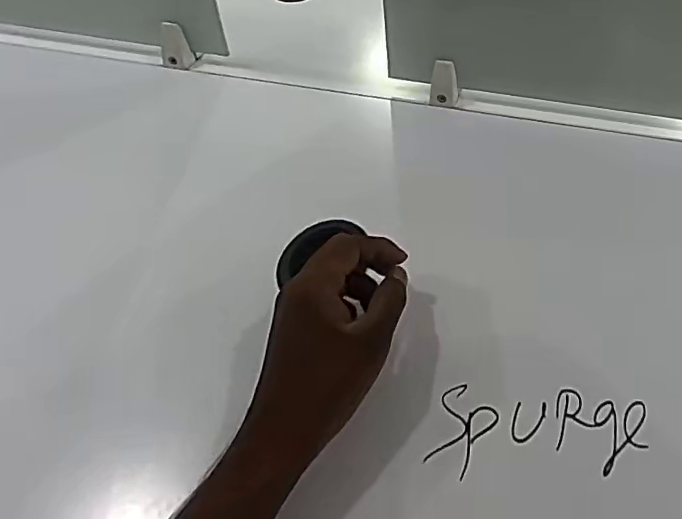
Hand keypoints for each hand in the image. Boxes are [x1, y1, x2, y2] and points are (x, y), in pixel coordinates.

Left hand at [237, 233, 409, 467]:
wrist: (282, 435)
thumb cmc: (324, 389)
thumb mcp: (372, 339)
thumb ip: (390, 299)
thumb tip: (395, 277)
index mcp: (312, 286)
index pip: (347, 245)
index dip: (379, 248)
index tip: (400, 261)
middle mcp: (297, 292)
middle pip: (337, 257)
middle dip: (370, 263)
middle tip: (394, 277)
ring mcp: (292, 311)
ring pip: (331, 278)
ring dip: (360, 284)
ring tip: (381, 308)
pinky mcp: (293, 329)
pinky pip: (323, 298)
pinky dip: (347, 300)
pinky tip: (361, 327)